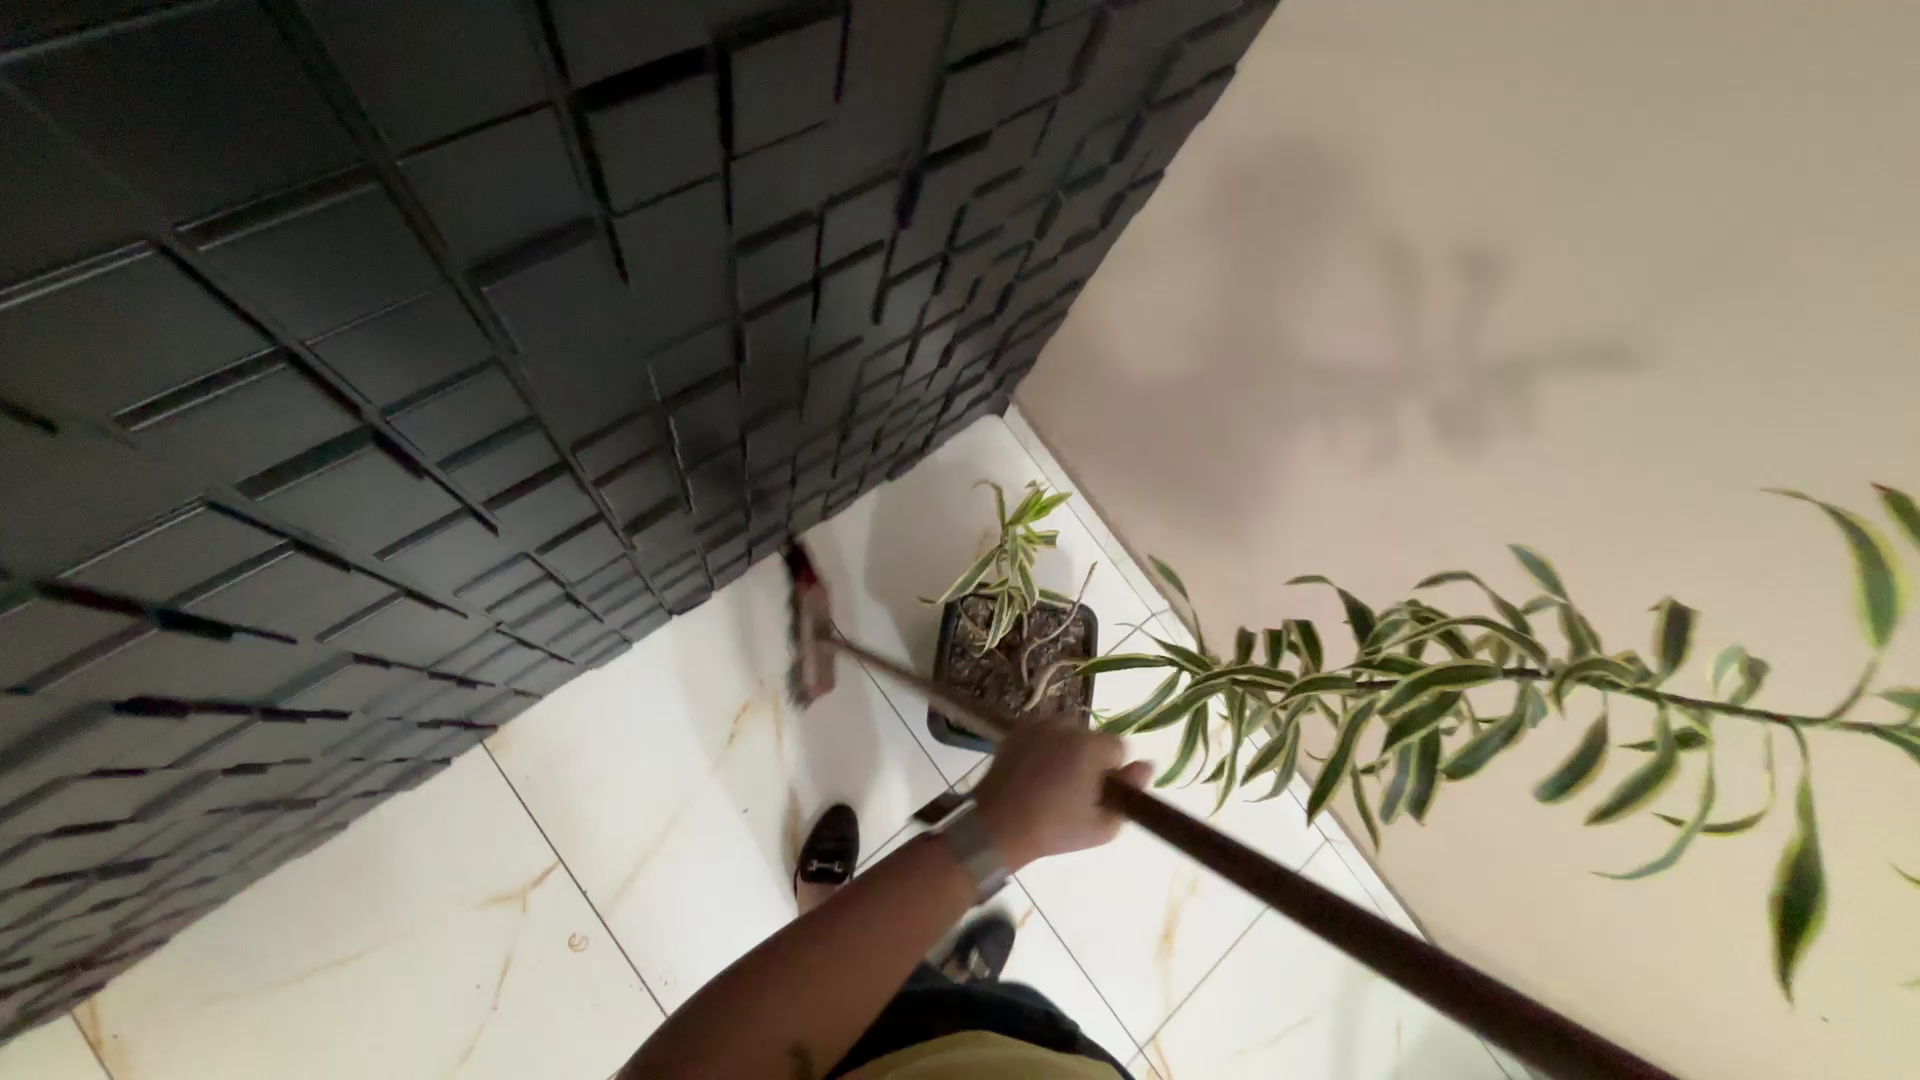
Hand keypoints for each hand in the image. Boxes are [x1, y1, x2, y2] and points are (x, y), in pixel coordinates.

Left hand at [969, 715, 1152, 869]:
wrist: (998, 825)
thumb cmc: (1054, 829)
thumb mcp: (1103, 824)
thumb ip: (1130, 791)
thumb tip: (1147, 765)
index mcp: (1089, 745)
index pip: (1119, 747)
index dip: (1113, 772)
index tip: (1097, 793)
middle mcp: (1065, 725)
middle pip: (1093, 737)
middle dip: (1090, 758)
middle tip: (1073, 790)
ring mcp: (1037, 724)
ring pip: (1068, 732)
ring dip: (1068, 750)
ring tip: (1053, 781)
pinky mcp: (1017, 730)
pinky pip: (1044, 732)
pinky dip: (1045, 746)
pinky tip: (1035, 771)